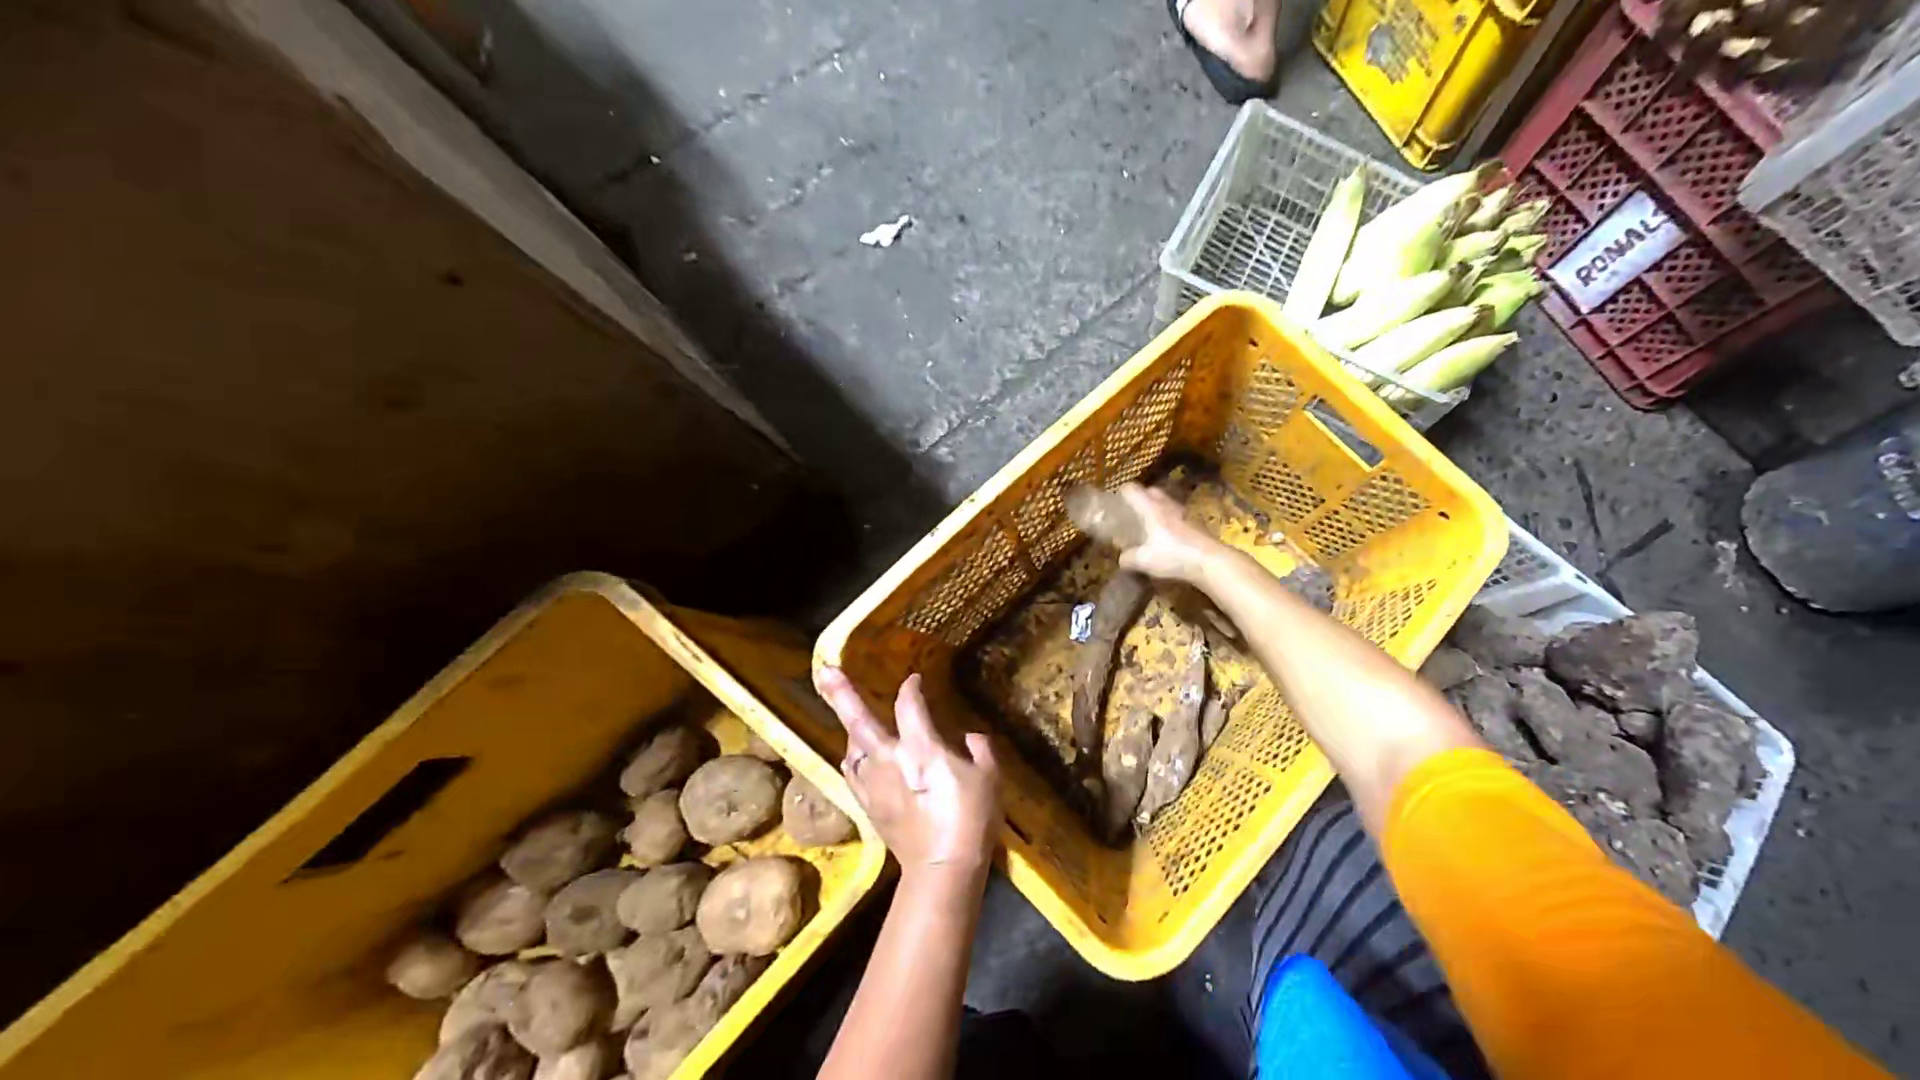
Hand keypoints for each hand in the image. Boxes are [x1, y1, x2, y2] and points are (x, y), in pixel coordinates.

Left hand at [813, 667, 1002, 879]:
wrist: (942, 868)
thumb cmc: (971, 819)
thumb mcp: (990, 778)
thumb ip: (980, 749)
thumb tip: (969, 736)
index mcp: (920, 747)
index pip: (909, 704)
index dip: (911, 687)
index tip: (914, 680)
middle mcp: (889, 758)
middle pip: (859, 719)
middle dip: (841, 693)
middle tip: (825, 671)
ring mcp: (873, 783)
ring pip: (852, 746)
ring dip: (853, 729)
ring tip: (854, 720)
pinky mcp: (867, 804)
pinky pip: (853, 772)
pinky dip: (854, 759)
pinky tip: (856, 757)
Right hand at [1114, 482, 1225, 583]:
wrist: (1211, 561)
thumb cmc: (1174, 555)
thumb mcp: (1145, 561)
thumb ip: (1129, 558)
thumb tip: (1121, 559)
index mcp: (1151, 509)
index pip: (1132, 490)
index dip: (1122, 493)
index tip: (1116, 502)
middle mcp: (1167, 505)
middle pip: (1152, 491)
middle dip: (1141, 498)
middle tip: (1133, 512)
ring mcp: (1184, 512)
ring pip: (1166, 502)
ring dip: (1157, 508)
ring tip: (1149, 524)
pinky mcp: (1195, 523)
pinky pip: (1177, 515)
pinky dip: (1169, 520)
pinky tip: (1167, 536)